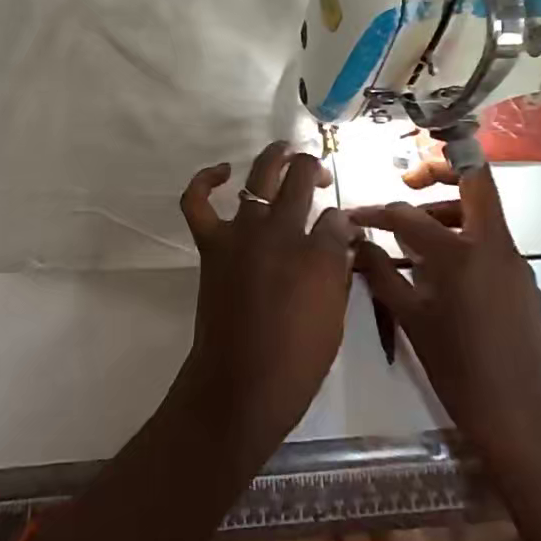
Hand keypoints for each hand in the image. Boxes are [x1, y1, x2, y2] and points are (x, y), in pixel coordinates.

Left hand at [20, 145, 357, 540]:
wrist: (238, 389)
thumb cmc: (296, 361)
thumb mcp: (335, 316)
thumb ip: (339, 270)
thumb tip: (339, 239)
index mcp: (317, 253)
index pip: (335, 217)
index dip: (342, 220)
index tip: (342, 231)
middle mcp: (281, 232)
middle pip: (300, 180)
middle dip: (314, 169)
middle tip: (320, 174)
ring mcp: (242, 234)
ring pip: (259, 178)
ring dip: (276, 159)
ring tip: (286, 151)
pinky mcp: (213, 245)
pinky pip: (197, 203)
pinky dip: (204, 180)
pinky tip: (222, 171)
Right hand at [350, 162, 540, 456]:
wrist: (517, 418)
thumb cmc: (457, 369)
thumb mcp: (411, 319)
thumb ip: (382, 273)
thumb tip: (358, 243)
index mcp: (462, 254)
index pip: (412, 216)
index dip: (379, 212)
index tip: (357, 215)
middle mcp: (495, 246)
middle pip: (475, 181)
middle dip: (441, 169)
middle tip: (409, 181)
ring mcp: (516, 263)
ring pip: (483, 214)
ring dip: (450, 211)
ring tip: (418, 239)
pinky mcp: (525, 282)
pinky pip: (492, 245)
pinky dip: (465, 242)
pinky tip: (444, 274)